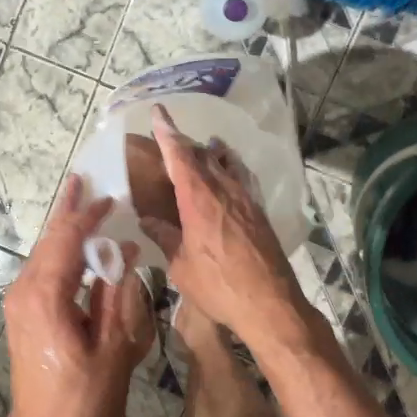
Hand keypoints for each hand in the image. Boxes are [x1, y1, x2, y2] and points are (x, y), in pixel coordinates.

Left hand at [0, 175, 155, 416]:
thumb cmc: (82, 400)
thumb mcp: (112, 348)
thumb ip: (117, 295)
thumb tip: (126, 251)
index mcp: (45, 294)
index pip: (67, 238)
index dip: (88, 214)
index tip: (111, 195)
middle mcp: (25, 290)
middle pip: (48, 239)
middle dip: (68, 211)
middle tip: (85, 179)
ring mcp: (20, 303)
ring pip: (43, 253)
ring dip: (63, 230)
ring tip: (82, 202)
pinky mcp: (23, 315)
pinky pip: (42, 270)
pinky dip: (60, 253)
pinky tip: (78, 248)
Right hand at [139, 104, 309, 345]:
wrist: (270, 304)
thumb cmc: (218, 285)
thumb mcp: (181, 265)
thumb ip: (165, 238)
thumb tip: (147, 220)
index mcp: (198, 198)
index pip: (179, 155)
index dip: (167, 132)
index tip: (158, 112)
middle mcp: (223, 190)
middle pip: (203, 155)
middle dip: (185, 144)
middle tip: (171, 139)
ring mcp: (246, 199)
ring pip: (226, 163)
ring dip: (212, 153)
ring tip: (205, 148)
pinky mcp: (259, 212)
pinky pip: (243, 178)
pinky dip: (232, 169)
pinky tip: (231, 174)